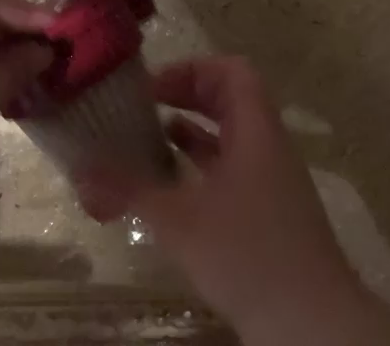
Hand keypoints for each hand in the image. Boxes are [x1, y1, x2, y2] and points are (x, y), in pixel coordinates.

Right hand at [76, 57, 389, 345]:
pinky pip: (231, 171)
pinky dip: (200, 167)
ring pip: (229, 137)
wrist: (311, 324)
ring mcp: (270, 181)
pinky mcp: (266, 213)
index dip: (191, 70)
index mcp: (257, 131)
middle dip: (185, 96)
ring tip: (147, 138)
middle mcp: (268, 147)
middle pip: (229, 99)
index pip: (231, 71)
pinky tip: (170, 185)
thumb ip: (128, 190)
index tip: (152, 89)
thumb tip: (78, 171)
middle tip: (143, 107)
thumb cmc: (248, 254)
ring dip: (190, 132)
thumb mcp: (179, 220)